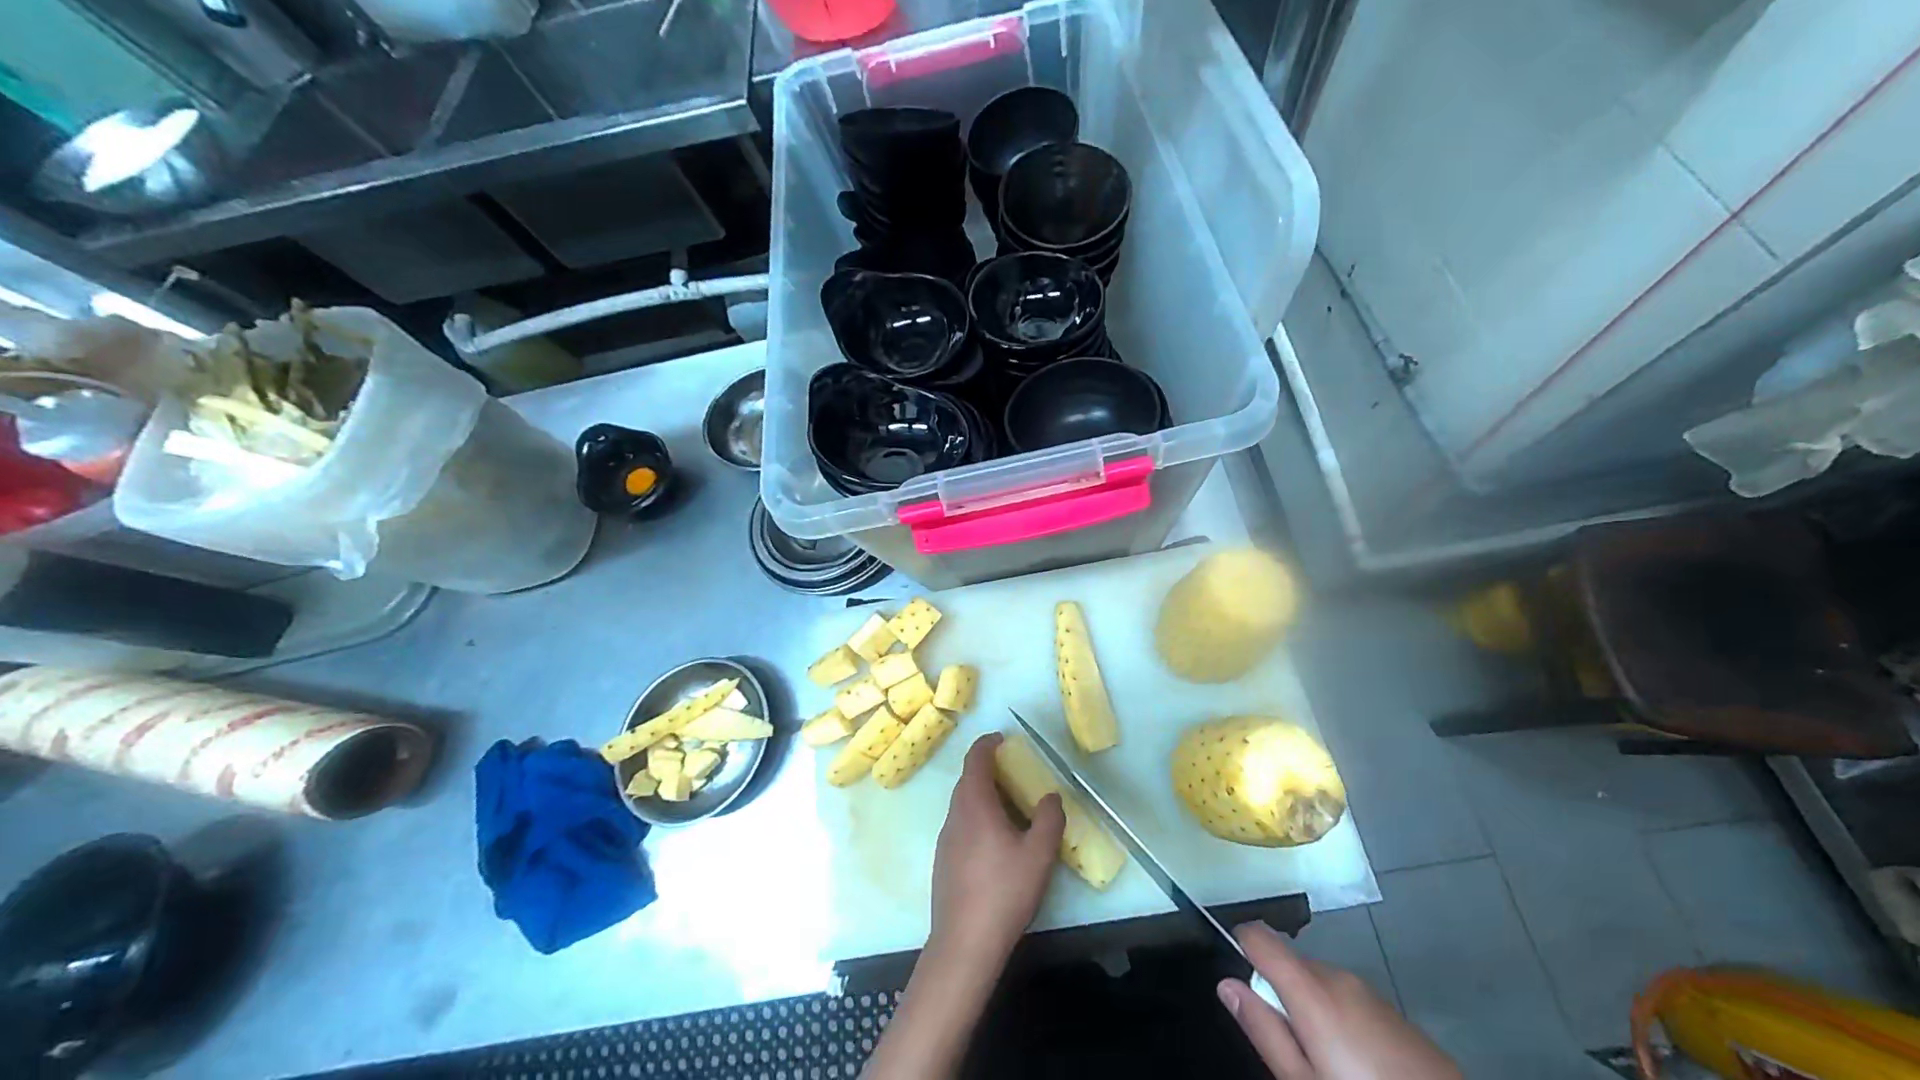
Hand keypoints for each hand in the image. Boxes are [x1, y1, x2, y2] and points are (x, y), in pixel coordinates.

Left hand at [928, 733, 1065, 961]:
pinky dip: (978, 816)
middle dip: (988, 769)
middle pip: (967, 780)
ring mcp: (946, 839)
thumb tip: (1050, 797)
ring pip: (963, 804)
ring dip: (983, 795)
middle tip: (1014, 771)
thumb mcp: (1039, 854)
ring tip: (1010, 805)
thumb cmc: (1004, 891)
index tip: (1002, 738)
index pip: (975, 760)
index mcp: (974, 805)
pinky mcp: (944, 860)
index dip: (987, 744)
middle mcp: (955, 815)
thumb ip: (1049, 819)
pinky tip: (996, 841)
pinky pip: (961, 824)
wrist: (964, 942)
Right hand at [1218, 921, 1461, 1079]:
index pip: (1258, 935)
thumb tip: (1227, 986)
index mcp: (1311, 991)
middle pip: (1288, 963)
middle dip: (1278, 992)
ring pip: (1318, 982)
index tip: (1241, 984)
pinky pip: (1348, 999)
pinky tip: (1357, 1064)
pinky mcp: (1394, 1011)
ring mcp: (1370, 993)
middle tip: (1290, 1047)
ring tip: (1325, 1062)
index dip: (1240, 947)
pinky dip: (1339, 1018)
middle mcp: (1338, 977)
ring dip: (1309, 1007)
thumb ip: (1263, 1030)